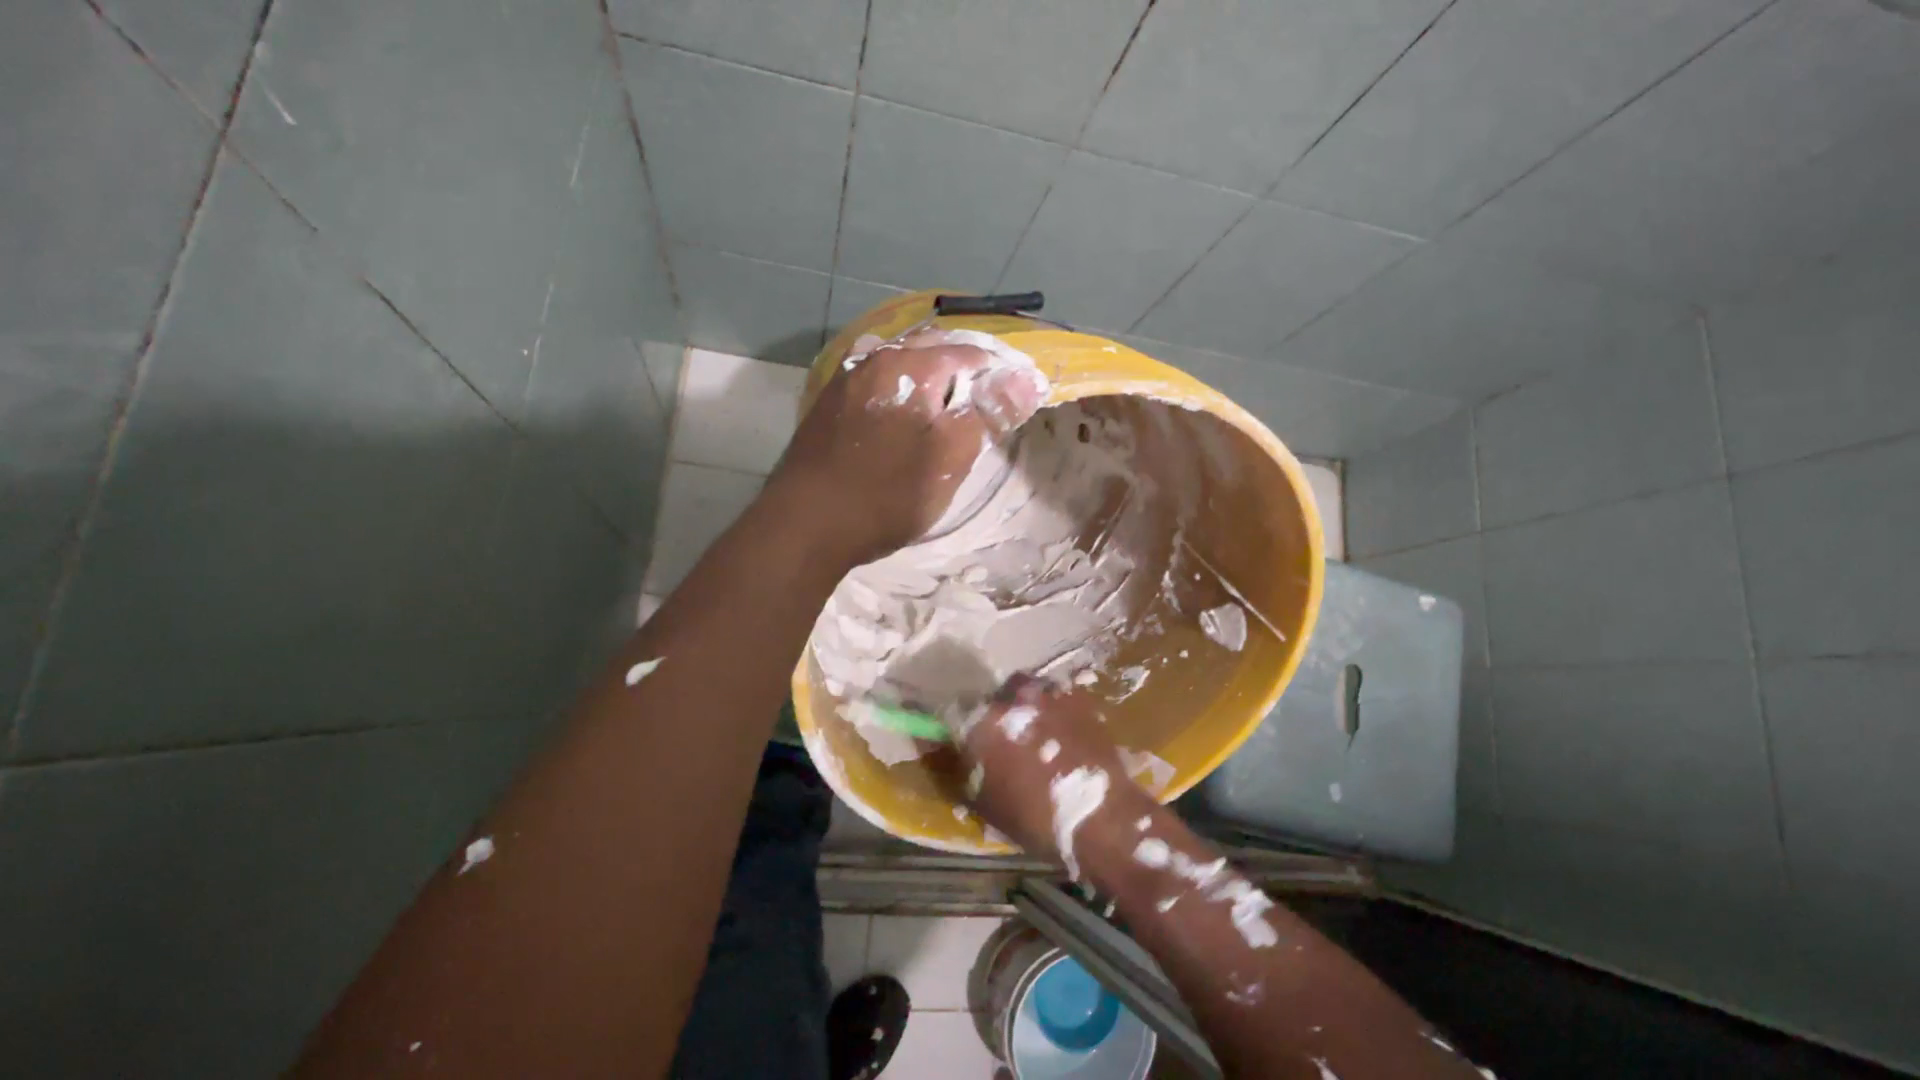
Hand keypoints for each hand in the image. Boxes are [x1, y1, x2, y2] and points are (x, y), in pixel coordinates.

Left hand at [765, 331, 1046, 565]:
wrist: (803, 526)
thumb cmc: (886, 492)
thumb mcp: (950, 456)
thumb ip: (989, 411)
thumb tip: (1027, 377)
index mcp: (908, 365)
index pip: (970, 353)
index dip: (1000, 373)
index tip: (1018, 400)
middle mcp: (873, 360)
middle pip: (931, 353)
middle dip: (963, 373)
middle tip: (987, 406)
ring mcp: (844, 383)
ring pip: (899, 369)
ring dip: (929, 384)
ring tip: (948, 414)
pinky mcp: (827, 411)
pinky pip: (875, 389)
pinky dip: (899, 398)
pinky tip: (903, 423)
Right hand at [952, 675, 1145, 874]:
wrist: (1101, 817)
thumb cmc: (1035, 819)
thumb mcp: (984, 805)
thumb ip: (960, 772)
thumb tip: (944, 753)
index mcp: (981, 723)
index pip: (955, 713)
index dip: (960, 728)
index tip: (966, 742)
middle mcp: (1012, 699)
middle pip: (995, 697)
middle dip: (996, 713)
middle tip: (1004, 739)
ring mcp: (1050, 695)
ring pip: (1028, 691)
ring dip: (1028, 708)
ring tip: (1037, 734)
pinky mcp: (1082, 700)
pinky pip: (1059, 698)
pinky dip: (1057, 711)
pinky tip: (1064, 733)